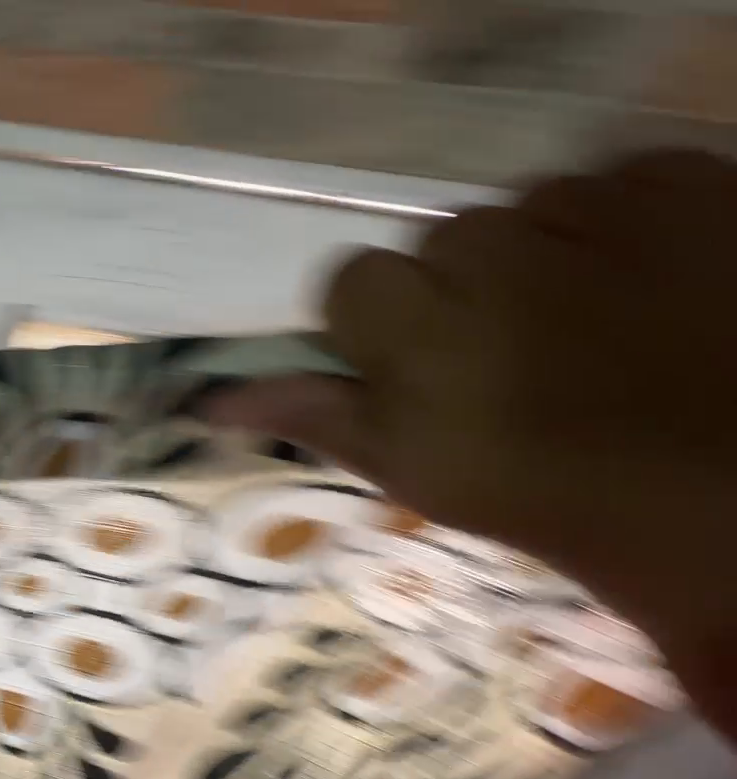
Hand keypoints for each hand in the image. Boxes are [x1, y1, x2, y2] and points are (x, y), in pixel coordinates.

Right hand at [208, 150, 736, 662]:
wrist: (716, 481)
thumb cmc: (529, 483)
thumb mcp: (400, 462)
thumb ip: (310, 412)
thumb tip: (208, 402)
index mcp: (411, 322)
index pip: (350, 281)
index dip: (372, 325)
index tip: (410, 367)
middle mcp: (488, 248)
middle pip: (433, 244)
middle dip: (450, 289)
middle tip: (496, 352)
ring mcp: (592, 210)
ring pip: (519, 210)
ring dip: (531, 254)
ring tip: (578, 317)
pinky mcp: (685, 180)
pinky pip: (611, 180)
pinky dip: (613, 221)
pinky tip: (637, 277)